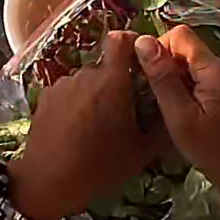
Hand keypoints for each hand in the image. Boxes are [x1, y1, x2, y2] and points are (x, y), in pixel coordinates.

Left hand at [9, 31, 167, 219]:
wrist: (49, 179)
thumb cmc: (100, 165)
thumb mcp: (141, 151)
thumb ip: (162, 125)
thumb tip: (175, 109)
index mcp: (111, 82)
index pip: (120, 40)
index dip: (130, 42)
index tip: (139, 56)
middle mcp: (84, 76)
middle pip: (105, 67)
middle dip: (116, 81)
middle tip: (124, 108)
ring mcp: (61, 85)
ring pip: (85, 81)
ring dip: (94, 93)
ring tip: (98, 123)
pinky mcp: (45, 96)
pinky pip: (67, 92)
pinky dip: (75, 102)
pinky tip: (76, 126)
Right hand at [134, 26, 219, 187]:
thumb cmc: (208, 146)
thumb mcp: (178, 114)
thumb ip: (162, 77)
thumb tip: (142, 41)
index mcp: (216, 69)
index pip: (180, 35)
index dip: (159, 49)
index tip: (152, 76)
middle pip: (184, 47)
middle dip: (166, 65)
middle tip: (162, 96)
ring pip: (188, 59)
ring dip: (174, 76)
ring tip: (172, 103)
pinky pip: (197, 70)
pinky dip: (184, 83)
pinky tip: (183, 105)